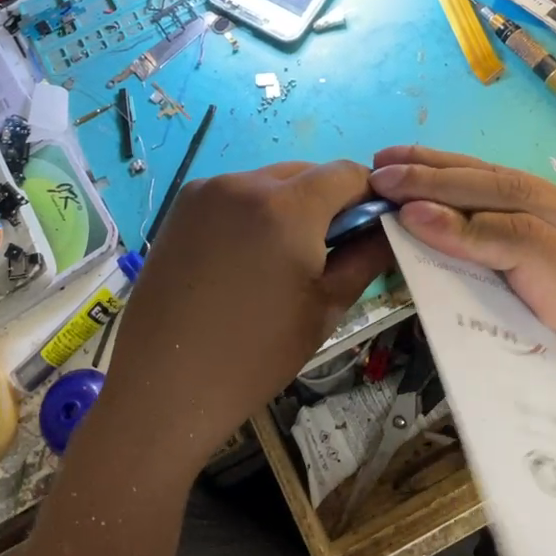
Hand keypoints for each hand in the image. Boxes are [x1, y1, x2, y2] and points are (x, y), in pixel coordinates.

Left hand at [97, 161, 393, 471]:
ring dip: (288, 205)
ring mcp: (207, 190)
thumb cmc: (256, 355)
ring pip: (268, 182)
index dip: (367, 196)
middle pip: (305, 173)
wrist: (166, 383)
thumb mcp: (325, 308)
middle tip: (327, 251)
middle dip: (326, 201)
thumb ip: (364, 257)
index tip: (369, 228)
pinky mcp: (181, 205)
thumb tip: (389, 227)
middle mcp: (245, 183)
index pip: (346, 173)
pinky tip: (243, 257)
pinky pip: (234, 194)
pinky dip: (251, 211)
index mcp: (288, 207)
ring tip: (279, 259)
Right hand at [368, 145, 555, 392]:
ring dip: (442, 166)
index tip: (408, 217)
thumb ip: (464, 312)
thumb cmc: (537, 382)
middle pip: (519, 197)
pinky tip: (417, 162)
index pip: (530, 245)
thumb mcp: (503, 364)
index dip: (466, 228)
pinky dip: (457, 168)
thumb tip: (415, 257)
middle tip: (384, 181)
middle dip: (443, 184)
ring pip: (510, 177)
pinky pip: (507, 177)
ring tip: (388, 162)